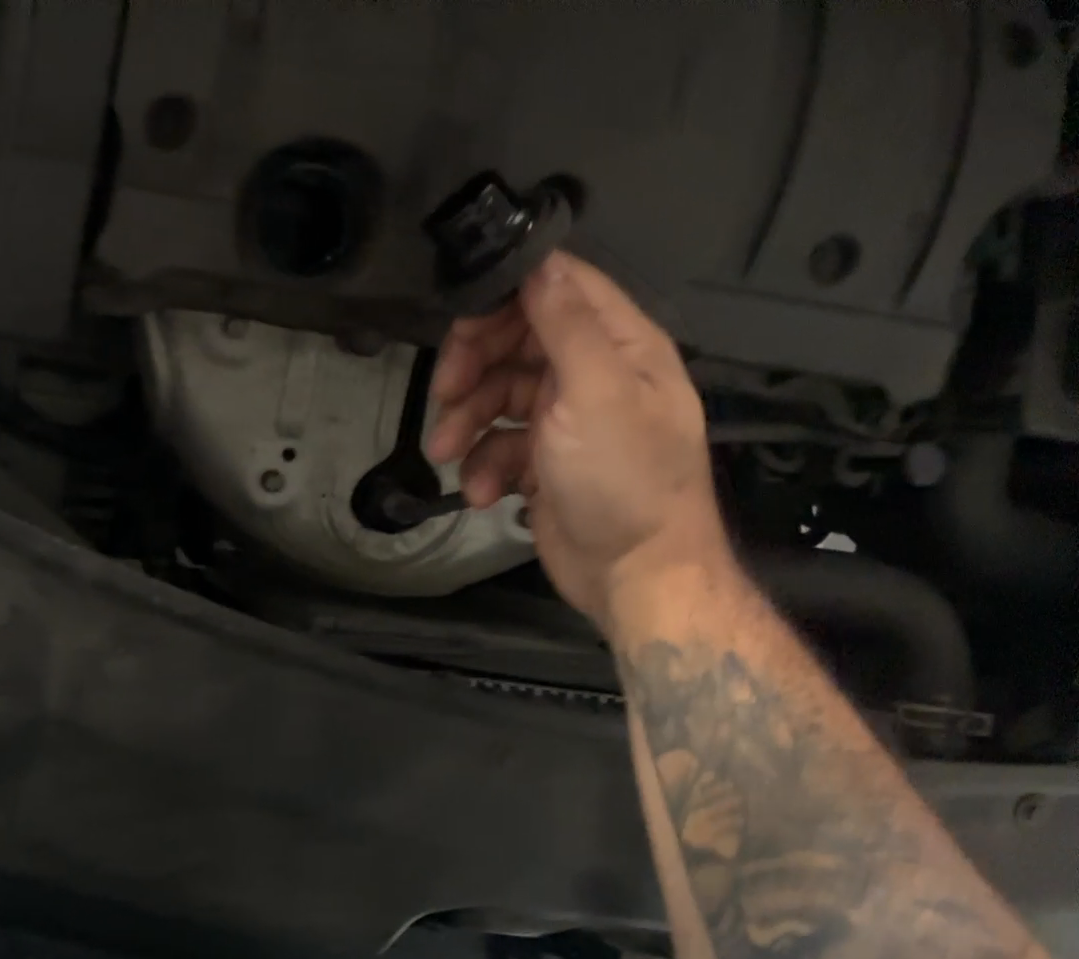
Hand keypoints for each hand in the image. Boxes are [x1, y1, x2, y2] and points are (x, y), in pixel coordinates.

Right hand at [424, 251, 732, 626]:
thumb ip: (567, 327)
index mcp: (619, 345)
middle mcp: (592, 373)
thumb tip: (538, 265)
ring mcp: (565, 418)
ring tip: (447, 455)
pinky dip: (481, 465)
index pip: (558, 289)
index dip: (507, 296)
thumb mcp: (596, 394)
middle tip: (444, 393)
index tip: (462, 320)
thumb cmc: (624, 479)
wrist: (635, 573)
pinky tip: (482, 493)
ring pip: (496, 396)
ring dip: (465, 423)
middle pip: (515, 343)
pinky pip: (496, 444)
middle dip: (473, 368)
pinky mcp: (542, 458)